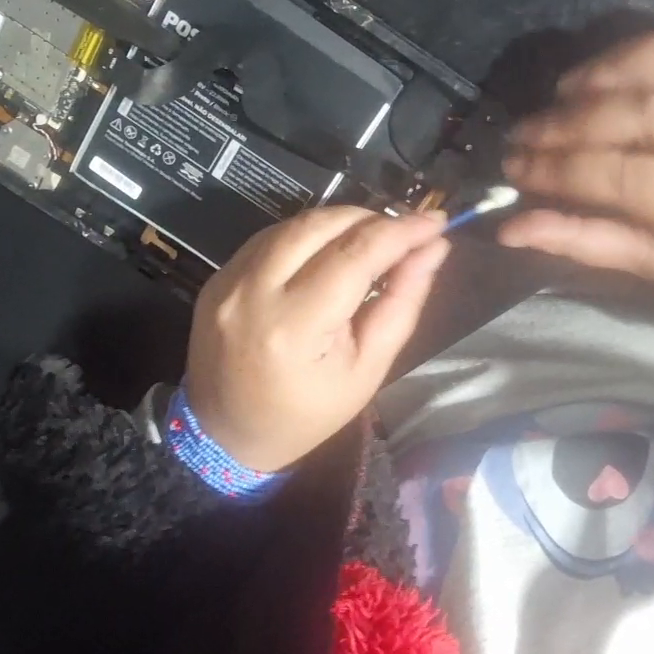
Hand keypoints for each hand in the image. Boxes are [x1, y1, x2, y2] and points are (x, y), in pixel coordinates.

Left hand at [186, 207, 448, 471]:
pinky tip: (329, 251)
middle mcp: (252, 293)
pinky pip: (270, 238)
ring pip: (294, 224)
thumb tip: (432, 249)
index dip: (400, 232)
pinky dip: (307, 236)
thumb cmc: (307, 414)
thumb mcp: (367, 370)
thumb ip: (401, 304)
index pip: (354, 256)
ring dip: (339, 223)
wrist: (228, 434)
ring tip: (374, 239)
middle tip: (405, 231)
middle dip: (371, 218)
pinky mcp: (217, 278)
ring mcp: (228, 282)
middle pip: (320, 226)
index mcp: (293, 328)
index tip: (436, 221)